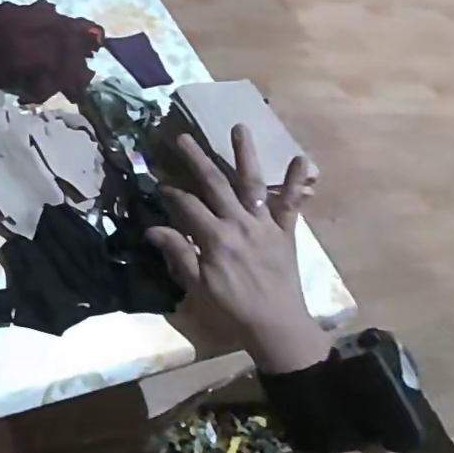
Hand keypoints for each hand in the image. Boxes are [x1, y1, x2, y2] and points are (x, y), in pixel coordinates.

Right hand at [145, 126, 329, 373]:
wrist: (276, 325)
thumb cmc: (232, 307)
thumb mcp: (198, 285)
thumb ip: (178, 253)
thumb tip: (152, 229)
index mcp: (216, 238)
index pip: (187, 205)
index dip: (171, 193)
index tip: (159, 183)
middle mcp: (240, 223)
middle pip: (215, 184)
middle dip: (196, 159)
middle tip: (182, 137)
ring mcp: (265, 224)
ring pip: (252, 183)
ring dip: (245, 154)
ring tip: (239, 127)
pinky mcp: (285, 231)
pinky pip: (291, 204)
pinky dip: (296, 182)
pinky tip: (301, 158)